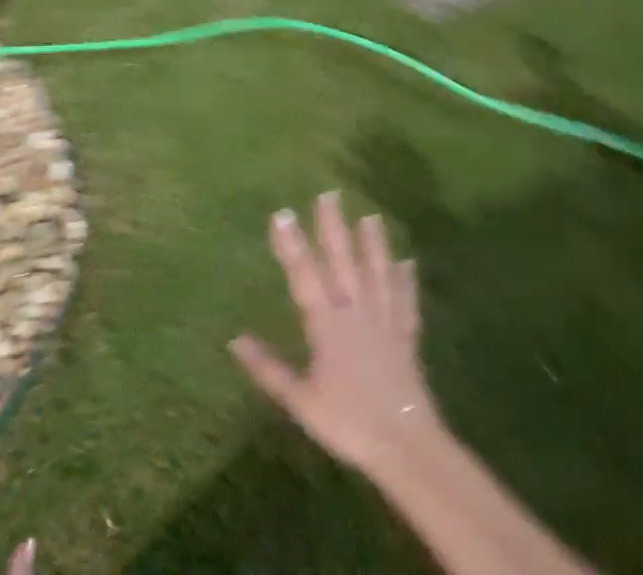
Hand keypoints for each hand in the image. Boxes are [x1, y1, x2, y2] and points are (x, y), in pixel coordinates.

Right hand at [231, 193, 438, 473]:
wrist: (408, 447)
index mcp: (327, 327)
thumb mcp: (299, 399)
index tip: (282, 213)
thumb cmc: (347, 422)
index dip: (292, 245)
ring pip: (378, 276)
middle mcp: (356, 316)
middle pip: (344, 265)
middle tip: (329, 195)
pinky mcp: (406, 340)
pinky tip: (406, 262)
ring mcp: (384, 325)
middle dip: (334, 229)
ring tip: (370, 216)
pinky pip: (405, 303)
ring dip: (373, 245)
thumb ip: (268, 368)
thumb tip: (234, 339)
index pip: (305, 277)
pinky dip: (405, 281)